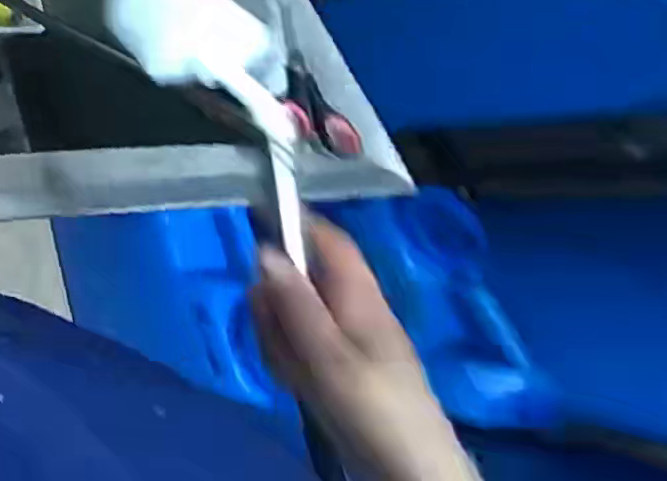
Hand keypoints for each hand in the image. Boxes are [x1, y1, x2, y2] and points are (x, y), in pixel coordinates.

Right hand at [252, 220, 479, 480]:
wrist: (410, 477)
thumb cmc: (374, 409)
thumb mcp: (328, 355)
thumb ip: (293, 301)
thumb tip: (264, 249)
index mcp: (359, 300)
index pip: (330, 241)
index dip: (298, 219)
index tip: (256, 212)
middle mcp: (349, 311)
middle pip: (294, 278)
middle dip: (271, 298)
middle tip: (270, 326)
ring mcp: (341, 339)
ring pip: (285, 311)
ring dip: (275, 333)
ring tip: (290, 367)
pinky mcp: (331, 365)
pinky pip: (290, 342)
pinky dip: (283, 357)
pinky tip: (296, 382)